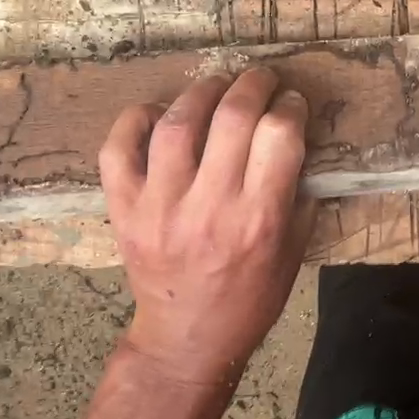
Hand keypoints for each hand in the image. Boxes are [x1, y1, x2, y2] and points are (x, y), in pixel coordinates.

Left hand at [100, 67, 315, 383]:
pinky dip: (136, 119)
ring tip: (217, 87)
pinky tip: (160, 112)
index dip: (291, 105)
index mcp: (259, 218)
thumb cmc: (252, 293)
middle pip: (233, 117)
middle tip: (261, 79)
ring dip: (203, 91)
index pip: (279, 134)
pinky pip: (118, 150)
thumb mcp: (295, 245)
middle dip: (254, 84)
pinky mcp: (124, 210)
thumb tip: (298, 132)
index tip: (292, 102)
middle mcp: (210, 208)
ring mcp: (160, 207)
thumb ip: (300, 188)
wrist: (187, 339)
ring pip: (177, 124)